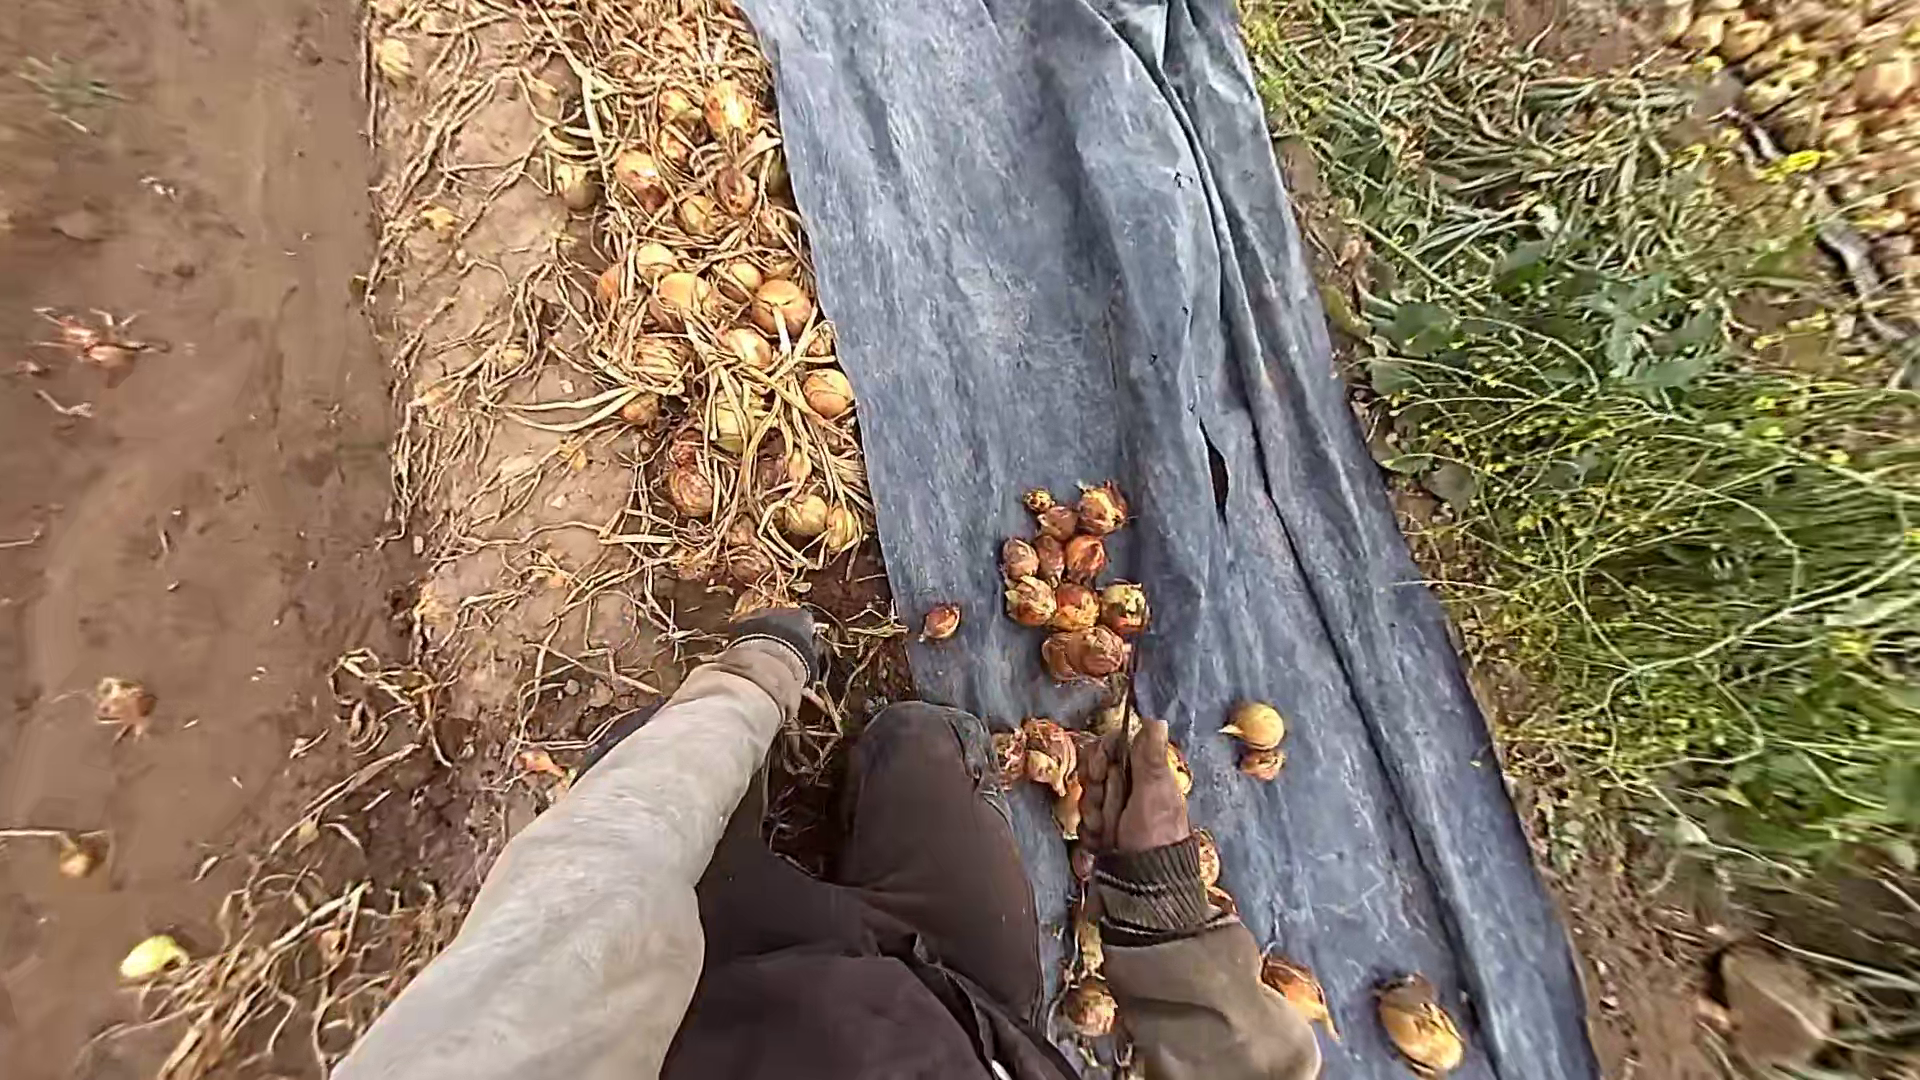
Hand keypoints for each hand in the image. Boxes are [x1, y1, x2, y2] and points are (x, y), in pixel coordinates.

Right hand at [1078, 718, 1188, 853]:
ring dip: (1093, 815)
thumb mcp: (1154, 794)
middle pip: (1094, 768)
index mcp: (1146, 771)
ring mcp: (1115, 808)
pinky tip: (1103, 842)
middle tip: (1108, 810)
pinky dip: (1091, 832)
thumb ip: (1150, 757)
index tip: (1100, 773)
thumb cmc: (1155, 837)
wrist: (1145, 889)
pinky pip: (1083, 818)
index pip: (1110, 745)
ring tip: (1109, 832)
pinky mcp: (1103, 828)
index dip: (1099, 756)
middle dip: (1096, 791)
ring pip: (1086, 794)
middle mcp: (1129, 785)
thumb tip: (1157, 719)